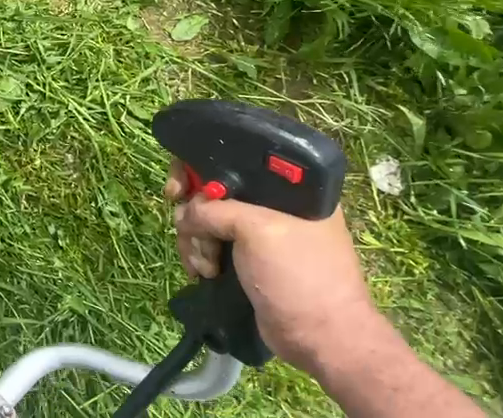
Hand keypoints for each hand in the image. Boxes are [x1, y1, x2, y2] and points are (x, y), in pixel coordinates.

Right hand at [163, 166, 385, 374]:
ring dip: (194, 240)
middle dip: (192, 212)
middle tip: (186, 226)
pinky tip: (202, 272)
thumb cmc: (299, 275)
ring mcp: (257, 235)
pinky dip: (197, 254)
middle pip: (209, 192)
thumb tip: (185, 216)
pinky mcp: (244, 258)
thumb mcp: (256, 229)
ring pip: (202, 219)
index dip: (198, 169)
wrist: (321, 339)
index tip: (181, 188)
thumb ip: (211, 209)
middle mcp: (272, 208)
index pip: (232, 162)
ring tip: (205, 265)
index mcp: (290, 192)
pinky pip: (205, 242)